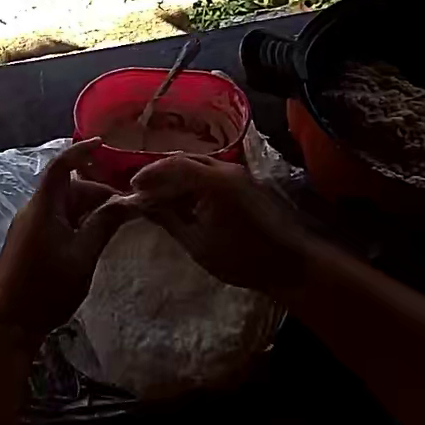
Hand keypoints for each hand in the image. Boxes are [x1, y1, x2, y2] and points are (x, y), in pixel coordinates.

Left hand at [0, 138, 132, 339]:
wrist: (8, 321)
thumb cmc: (46, 285)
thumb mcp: (83, 254)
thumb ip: (104, 224)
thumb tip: (128, 202)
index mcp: (44, 205)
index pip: (62, 166)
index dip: (81, 151)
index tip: (104, 145)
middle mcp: (35, 210)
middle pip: (69, 189)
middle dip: (99, 193)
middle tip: (131, 209)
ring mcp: (31, 227)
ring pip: (66, 207)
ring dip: (91, 211)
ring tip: (120, 224)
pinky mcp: (31, 242)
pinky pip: (59, 221)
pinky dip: (79, 223)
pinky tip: (97, 237)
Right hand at [122, 154, 330, 296]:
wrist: (291, 264)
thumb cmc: (241, 258)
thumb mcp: (197, 243)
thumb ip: (168, 219)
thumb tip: (144, 204)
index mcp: (213, 181)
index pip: (173, 166)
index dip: (150, 174)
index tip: (133, 187)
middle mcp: (226, 170)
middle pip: (185, 160)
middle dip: (161, 173)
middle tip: (143, 189)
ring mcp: (239, 175)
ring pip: (199, 164)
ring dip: (177, 176)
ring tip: (161, 195)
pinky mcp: (245, 184)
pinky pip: (212, 173)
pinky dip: (193, 181)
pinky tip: (185, 200)